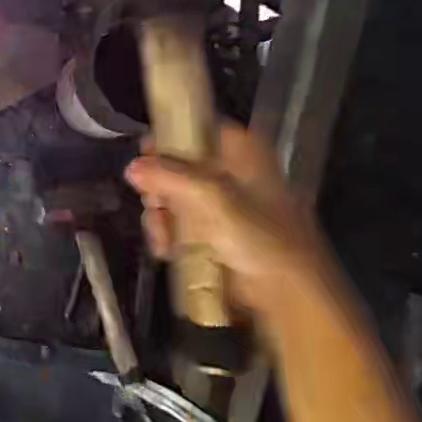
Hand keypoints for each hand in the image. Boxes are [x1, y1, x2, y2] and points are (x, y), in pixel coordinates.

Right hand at [124, 122, 336, 315]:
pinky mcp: (215, 236)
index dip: (170, 136)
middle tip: (154, 203)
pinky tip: (166, 250)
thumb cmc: (260, 234)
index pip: (199, 128)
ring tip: (162, 237)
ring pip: (176, 198)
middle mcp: (231, 173)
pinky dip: (170, 235)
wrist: (291, 293)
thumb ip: (168, 177)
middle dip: (160, 186)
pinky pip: (181, 226)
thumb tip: (130, 166)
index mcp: (242, 151)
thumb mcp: (212, 197)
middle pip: (180, 166)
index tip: (144, 151)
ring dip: (162, 216)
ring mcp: (223, 206)